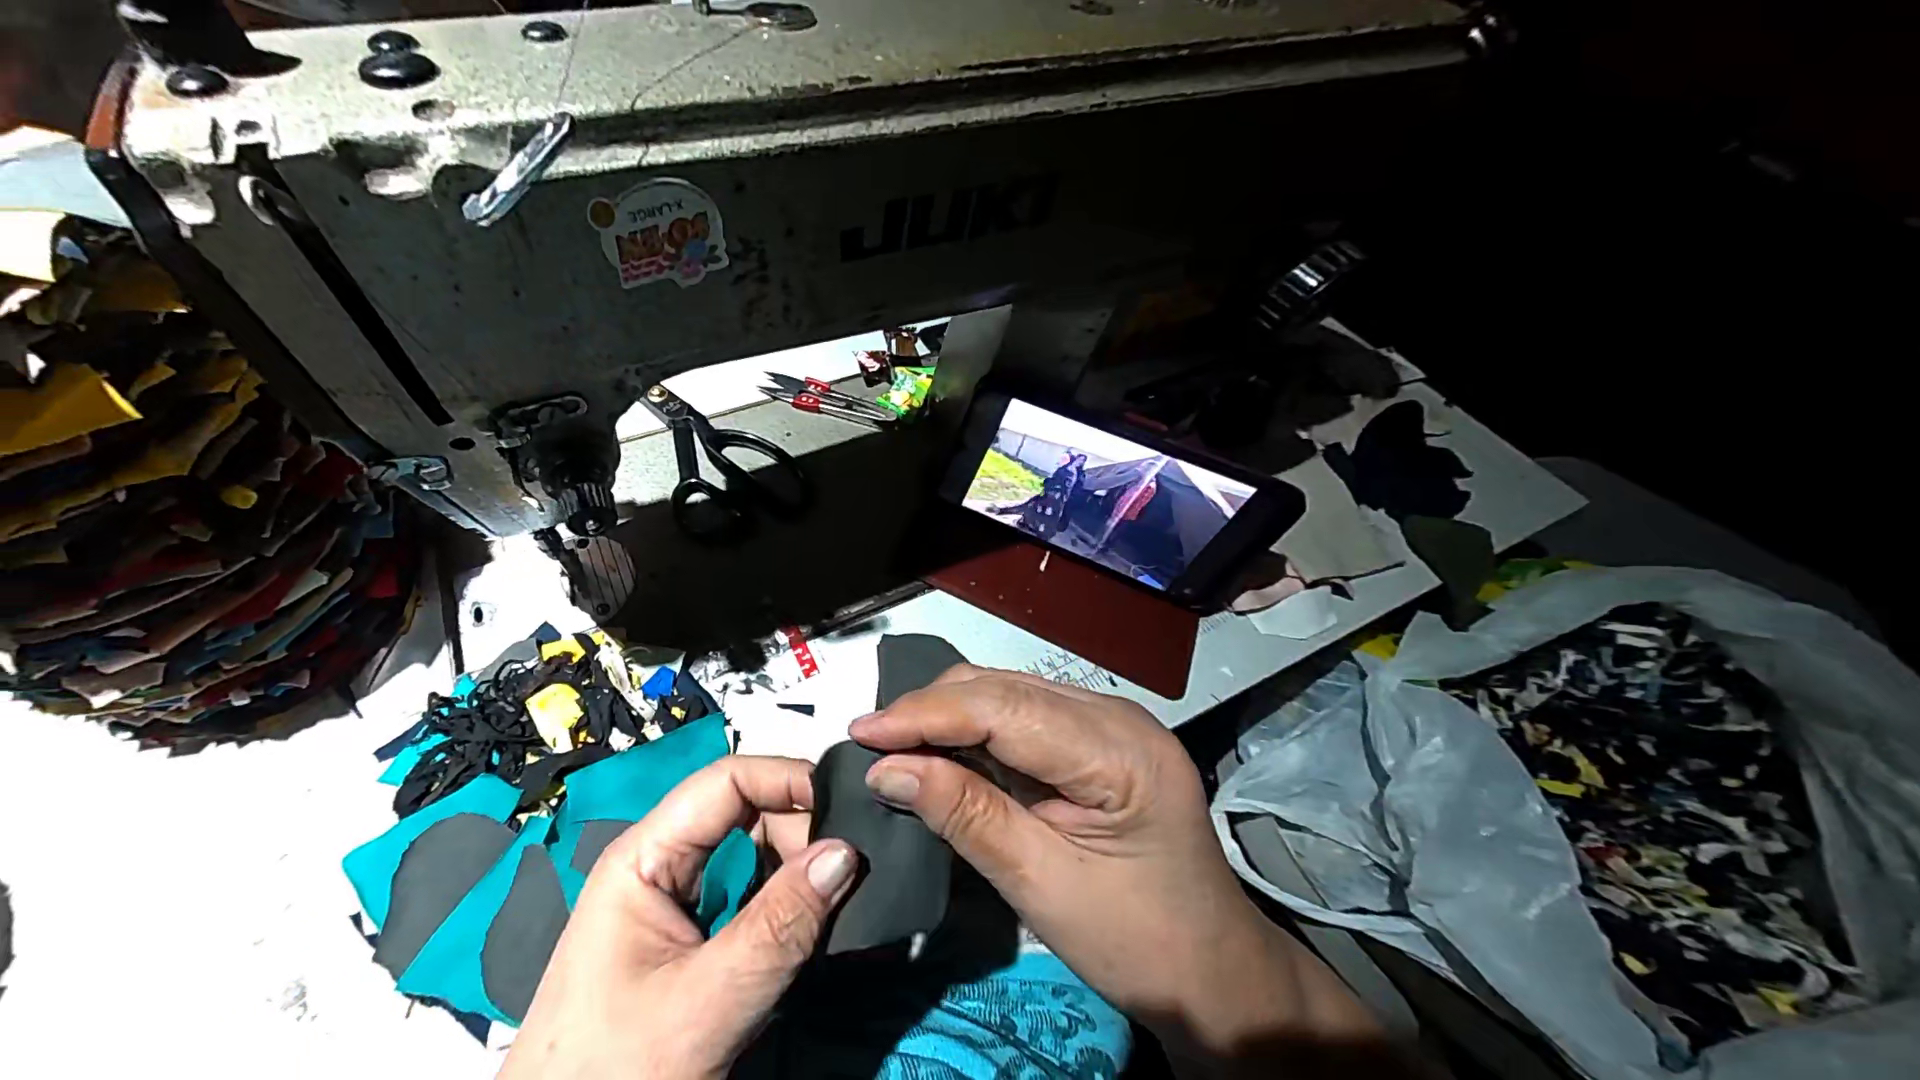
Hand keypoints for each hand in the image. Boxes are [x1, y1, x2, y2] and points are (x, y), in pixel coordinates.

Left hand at [500, 757, 855, 1079]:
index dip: (787, 779)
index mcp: (645, 858)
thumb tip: (845, 853)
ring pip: (756, 857)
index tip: (845, 802)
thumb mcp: (705, 1002)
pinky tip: (818, 923)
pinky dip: (790, 904)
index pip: (727, 781)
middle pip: (747, 815)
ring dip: (800, 871)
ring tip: (843, 896)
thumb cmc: (614, 1076)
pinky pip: (754, 898)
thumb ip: (780, 926)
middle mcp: (663, 867)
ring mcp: (680, 904)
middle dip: (802, 831)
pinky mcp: (697, 939)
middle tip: (851, 868)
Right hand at [850, 666, 1381, 1068]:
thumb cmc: (1137, 941)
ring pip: (1013, 692)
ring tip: (899, 745)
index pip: (1005, 708)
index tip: (863, 731)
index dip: (928, 714)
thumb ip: (967, 816)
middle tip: (874, 742)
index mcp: (1118, 751)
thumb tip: (888, 768)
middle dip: (934, 709)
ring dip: (952, 714)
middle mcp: (1118, 715)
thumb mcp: (1043, 887)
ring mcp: (1114, 720)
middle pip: (1007, 688)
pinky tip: (947, 749)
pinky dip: (980, 728)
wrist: (1213, 969)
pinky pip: (1028, 714)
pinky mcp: (1102, 736)